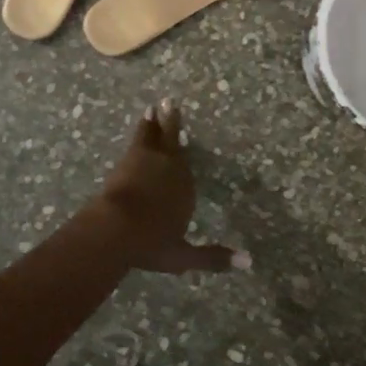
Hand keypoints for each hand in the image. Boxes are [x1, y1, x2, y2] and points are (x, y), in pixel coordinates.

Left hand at [95, 100, 244, 275]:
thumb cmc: (151, 243)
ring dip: (155, 121)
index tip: (185, 143)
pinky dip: (142, 127)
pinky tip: (142, 120)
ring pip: (155, 135)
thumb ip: (213, 257)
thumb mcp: (183, 255)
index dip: (183, 160)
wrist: (117, 228)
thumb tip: (249, 263)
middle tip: (170, 102)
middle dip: (172, 123)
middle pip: (173, 142)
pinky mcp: (130, 157)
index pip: (187, 171)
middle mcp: (172, 168)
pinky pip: (139, 137)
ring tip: (154, 107)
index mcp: (186, 189)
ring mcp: (149, 159)